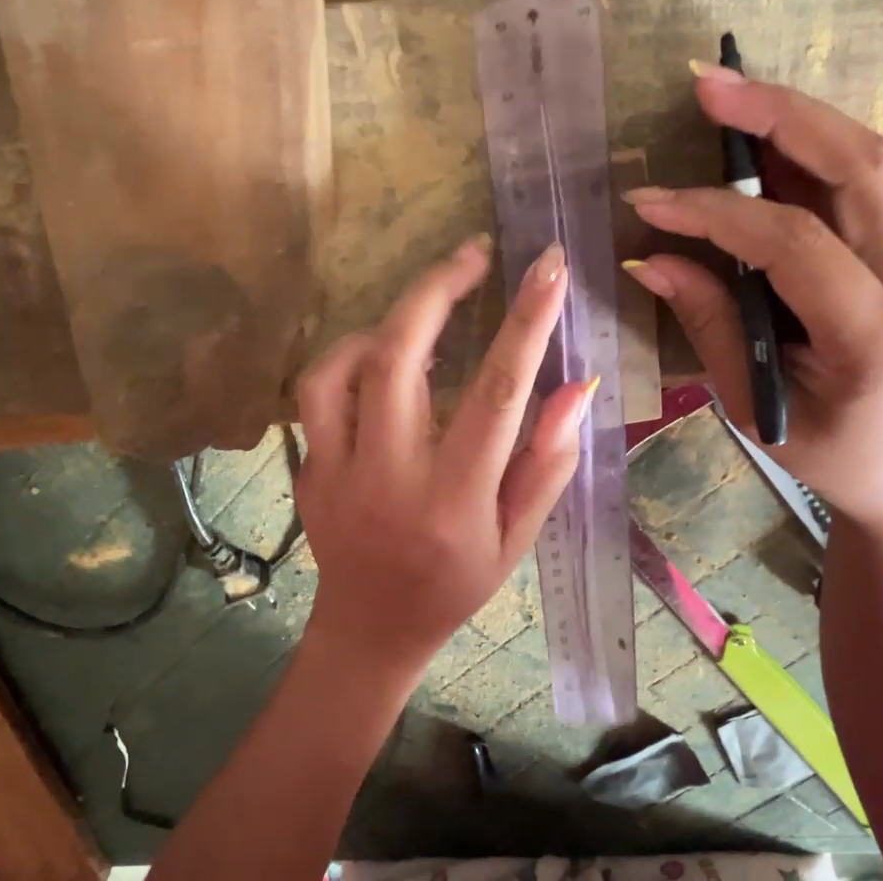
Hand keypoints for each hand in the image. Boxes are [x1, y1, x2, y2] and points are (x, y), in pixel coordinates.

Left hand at [294, 235, 596, 670]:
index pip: (497, 394)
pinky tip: (379, 358)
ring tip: (426, 313)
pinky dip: (349, 357)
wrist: (369, 628)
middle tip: (471, 254)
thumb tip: (577, 384)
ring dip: (387, 322)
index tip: (549, 266)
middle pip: (400, 357)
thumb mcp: (518, 537)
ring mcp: (335, 471)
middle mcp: (389, 477)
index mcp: (454, 500)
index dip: (526, 322)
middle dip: (436, 289)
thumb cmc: (456, 585)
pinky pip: (318, 392)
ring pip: (343, 366)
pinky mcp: (306, 467)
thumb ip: (548, 461)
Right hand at [620, 65, 882, 526]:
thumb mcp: (752, 404)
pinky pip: (866, 180)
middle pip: (863, 168)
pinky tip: (762, 134)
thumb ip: (709, 323)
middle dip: (780, 116)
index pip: (795, 244)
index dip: (717, 211)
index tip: (650, 203)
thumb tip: (652, 259)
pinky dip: (811, 146)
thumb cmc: (825, 452)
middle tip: (709, 86)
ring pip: (872, 160)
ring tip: (729, 96)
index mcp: (875, 338)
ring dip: (798, 118)